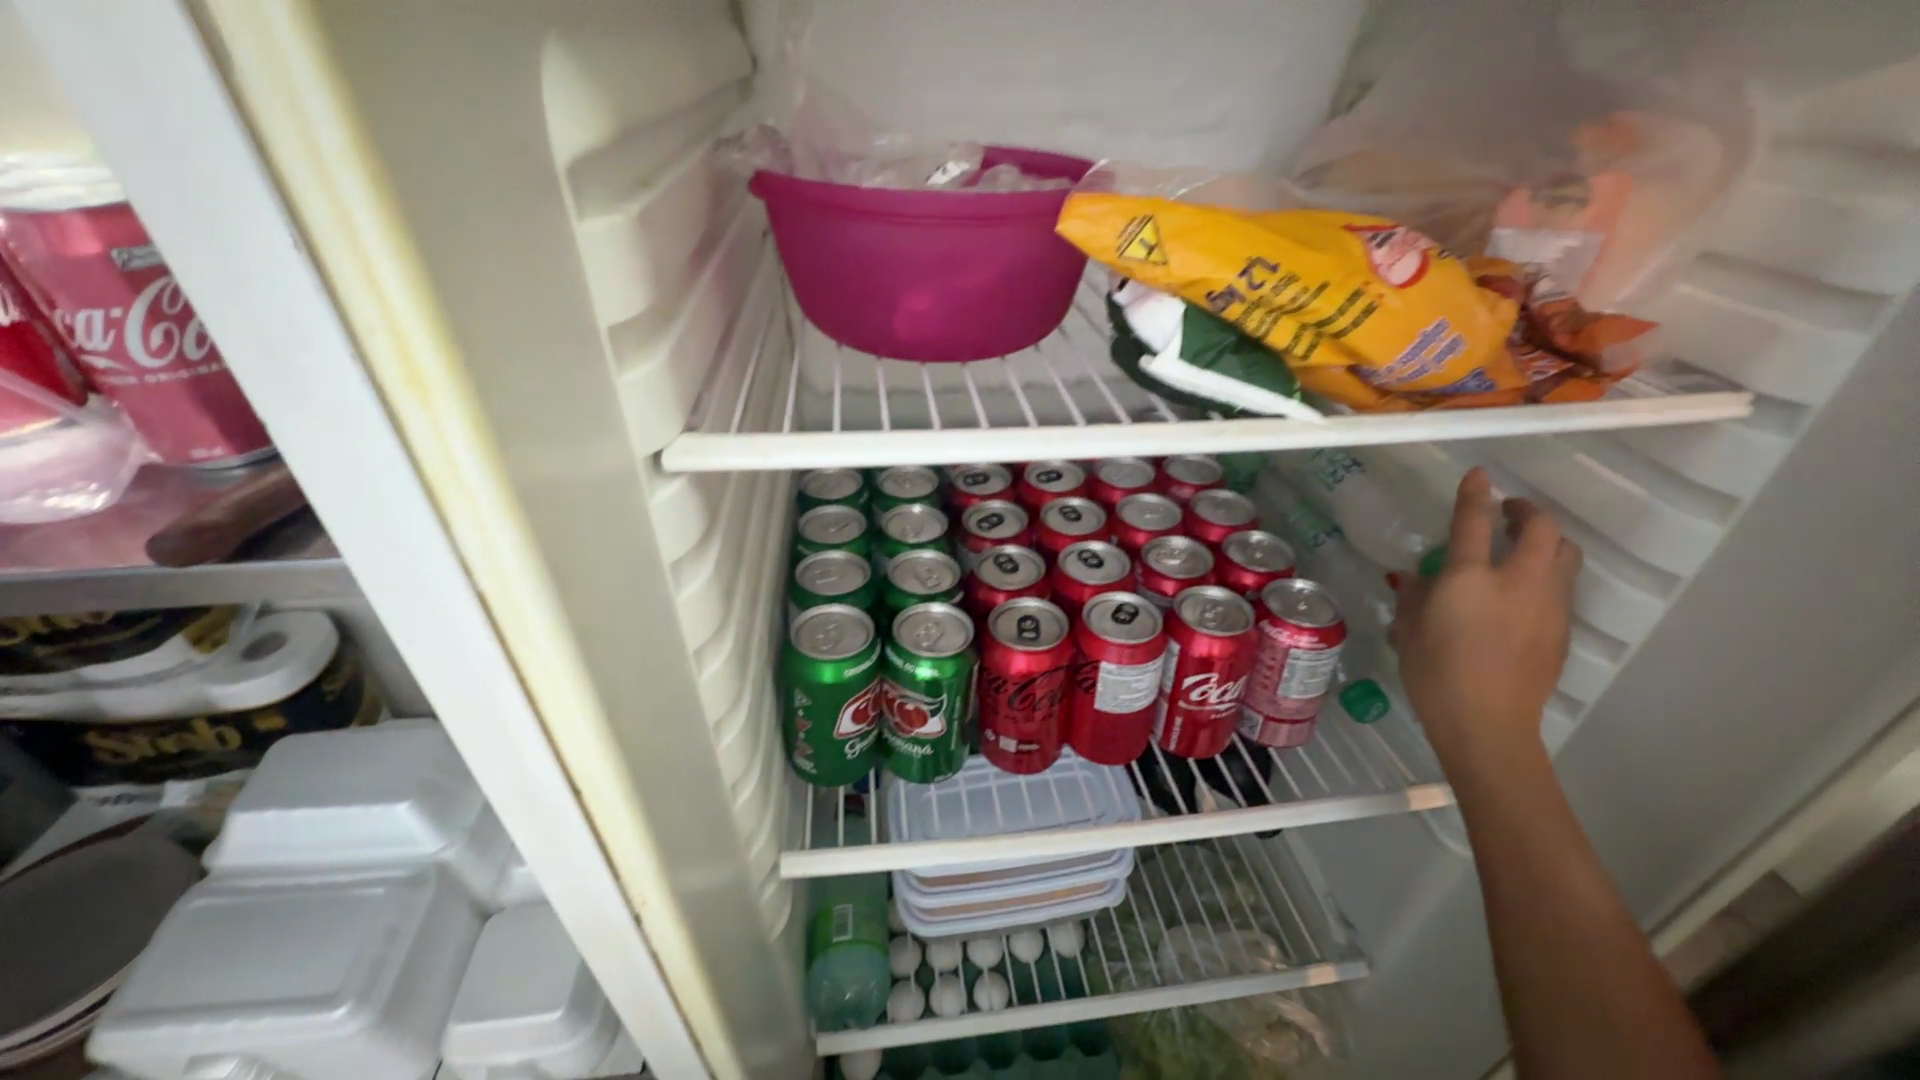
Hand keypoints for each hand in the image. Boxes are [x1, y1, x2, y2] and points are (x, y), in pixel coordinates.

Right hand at [1390, 468, 1581, 771]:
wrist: (1487, 723)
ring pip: (1564, 554)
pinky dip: (1545, 576)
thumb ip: (1414, 596)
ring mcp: (1548, 605)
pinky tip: (1522, 595)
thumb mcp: (1409, 631)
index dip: (1476, 494)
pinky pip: (1561, 587)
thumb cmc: (1435, 674)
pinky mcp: (1561, 629)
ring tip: (1522, 548)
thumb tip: (1415, 578)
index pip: (1473, 521)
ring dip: (1546, 541)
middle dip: (1527, 512)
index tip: (1479, 476)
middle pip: (1541, 528)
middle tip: (1507, 514)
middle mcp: (1518, 581)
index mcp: (1470, 577)